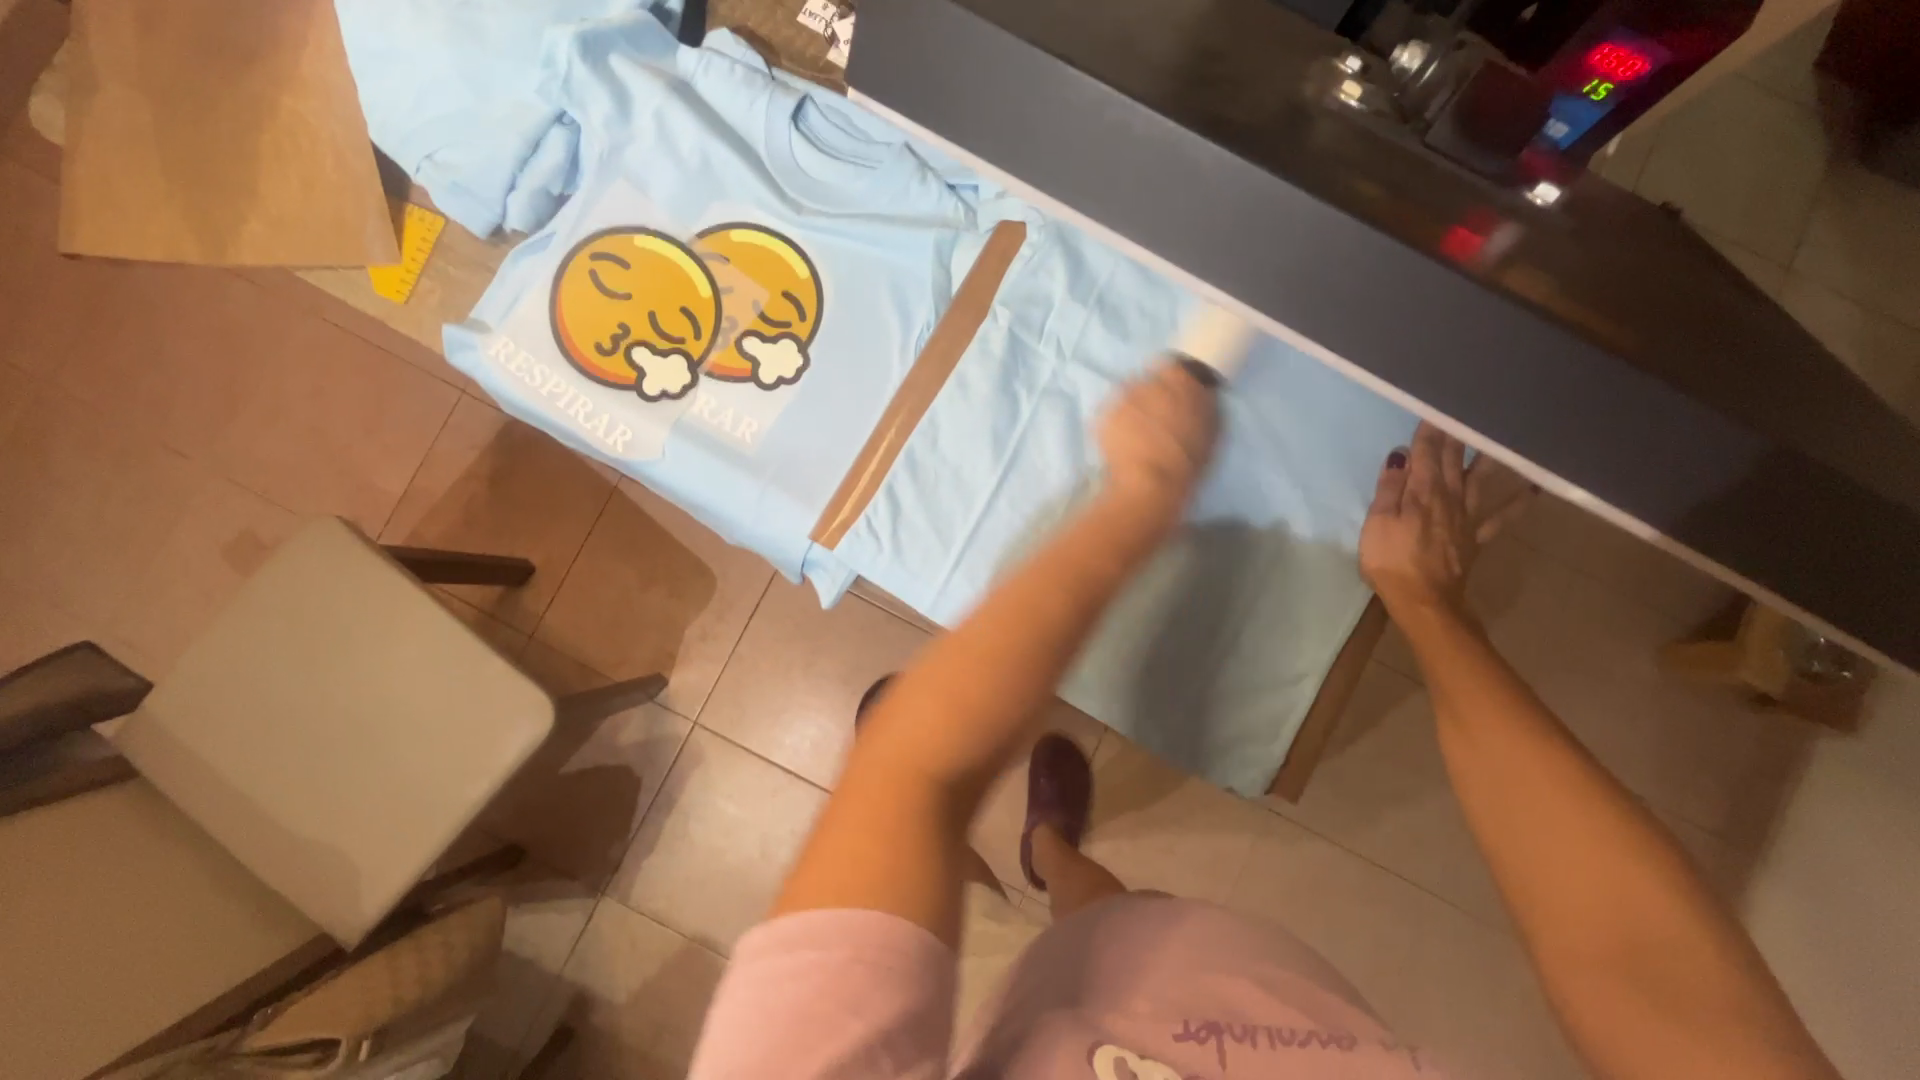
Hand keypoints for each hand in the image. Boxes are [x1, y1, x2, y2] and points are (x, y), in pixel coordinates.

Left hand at [1096, 357, 1220, 535]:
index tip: (1175, 398)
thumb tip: (1198, 392)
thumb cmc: (1188, 460)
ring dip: (1132, 410)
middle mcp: (1147, 380)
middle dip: (1151, 397)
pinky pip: (1110, 415)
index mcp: (1179, 378)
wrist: (1150, 484)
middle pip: (1148, 381)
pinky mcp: (1100, 415)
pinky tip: (1124, 445)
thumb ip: (1202, 402)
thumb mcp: (1211, 427)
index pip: (1173, 367)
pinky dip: (1115, 426)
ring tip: (1138, 437)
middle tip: (1157, 422)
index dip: (1173, 382)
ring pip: (1126, 397)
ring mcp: (1120, 397)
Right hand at [1359, 422, 1532, 619]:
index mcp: (1421, 493)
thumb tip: (1400, 456)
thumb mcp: (1377, 524)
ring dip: (1490, 455)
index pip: (1425, 453)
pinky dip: (1518, 502)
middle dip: (1457, 433)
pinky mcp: (1475, 536)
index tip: (1435, 405)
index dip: (1428, 429)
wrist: (1424, 601)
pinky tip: (1532, 489)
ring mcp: (1467, 517)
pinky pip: (1501, 517)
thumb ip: (1390, 490)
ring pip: (1481, 478)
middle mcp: (1449, 497)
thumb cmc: (1391, 562)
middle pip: (1452, 460)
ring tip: (1504, 434)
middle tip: (1467, 407)